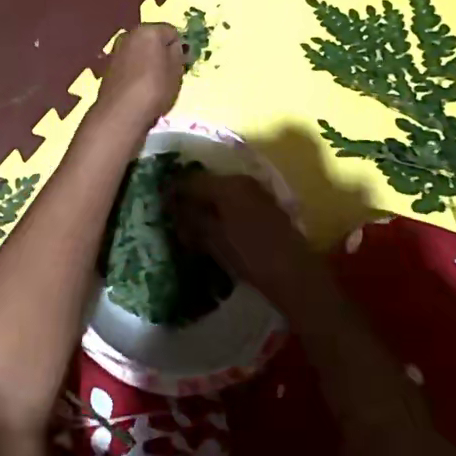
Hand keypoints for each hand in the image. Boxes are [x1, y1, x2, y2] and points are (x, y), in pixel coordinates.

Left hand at [94, 23, 184, 130]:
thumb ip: (177, 53)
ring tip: (153, 82)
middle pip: (152, 40)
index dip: (179, 47)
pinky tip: (138, 86)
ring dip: (146, 61)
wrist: (121, 112)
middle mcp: (128, 35)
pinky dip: (134, 70)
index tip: (181, 63)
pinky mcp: (107, 67)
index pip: (171, 31)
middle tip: (168, 72)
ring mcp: (115, 50)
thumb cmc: (155, 88)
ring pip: (138, 51)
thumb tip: (173, 46)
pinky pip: (128, 63)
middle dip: (161, 52)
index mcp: (148, 30)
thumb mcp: (176, 71)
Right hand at [170, 170, 325, 312]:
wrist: (294, 274)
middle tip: (176, 214)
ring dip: (208, 203)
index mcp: (226, 185)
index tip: (160, 203)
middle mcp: (242, 180)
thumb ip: (190, 219)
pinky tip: (218, 225)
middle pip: (208, 183)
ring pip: (223, 191)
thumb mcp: (212, 240)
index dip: (173, 191)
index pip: (190, 180)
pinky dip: (224, 208)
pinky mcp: (268, 205)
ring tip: (195, 222)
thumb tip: (173, 206)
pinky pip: (237, 200)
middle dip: (191, 196)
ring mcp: (258, 191)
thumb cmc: (249, 256)